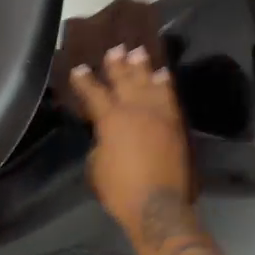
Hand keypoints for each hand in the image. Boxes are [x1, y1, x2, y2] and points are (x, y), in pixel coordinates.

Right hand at [67, 45, 191, 233]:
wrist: (158, 206)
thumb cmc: (120, 189)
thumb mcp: (96, 166)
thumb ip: (100, 143)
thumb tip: (106, 135)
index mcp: (110, 119)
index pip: (94, 93)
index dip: (85, 81)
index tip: (79, 68)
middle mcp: (135, 110)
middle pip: (125, 80)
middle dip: (118, 64)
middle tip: (115, 49)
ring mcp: (158, 115)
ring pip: (150, 83)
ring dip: (143, 67)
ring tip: (139, 52)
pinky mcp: (175, 125)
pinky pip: (169, 98)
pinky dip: (165, 84)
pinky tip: (163, 75)